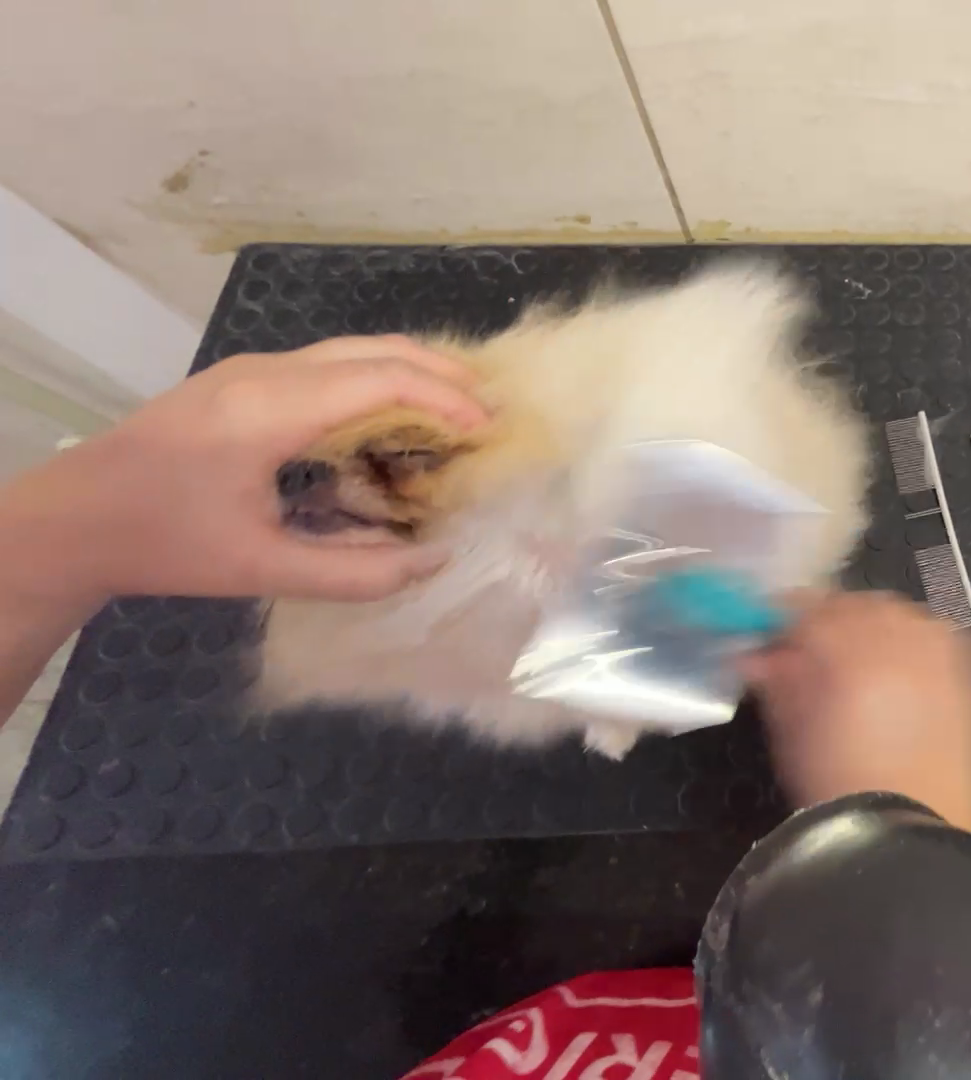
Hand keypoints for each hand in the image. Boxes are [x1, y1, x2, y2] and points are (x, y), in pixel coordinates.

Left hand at [0, 335, 487, 605]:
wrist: (60, 524)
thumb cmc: (161, 545)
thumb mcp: (262, 570)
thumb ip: (359, 573)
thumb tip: (439, 560)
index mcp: (266, 411)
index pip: (382, 379)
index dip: (447, 400)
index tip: (489, 433)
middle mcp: (262, 375)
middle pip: (376, 349)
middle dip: (445, 373)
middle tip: (492, 412)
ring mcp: (251, 371)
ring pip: (357, 349)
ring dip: (418, 371)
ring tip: (463, 408)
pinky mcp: (246, 381)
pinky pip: (335, 363)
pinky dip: (386, 378)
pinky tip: (405, 412)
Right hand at [741, 590, 970, 845]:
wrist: (919, 835)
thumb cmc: (848, 794)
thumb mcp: (794, 736)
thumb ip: (778, 682)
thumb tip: (760, 654)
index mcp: (846, 653)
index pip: (807, 606)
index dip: (785, 618)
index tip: (773, 635)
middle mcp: (897, 639)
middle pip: (855, 604)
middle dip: (831, 621)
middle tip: (813, 654)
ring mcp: (938, 649)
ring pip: (897, 612)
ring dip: (873, 629)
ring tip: (861, 669)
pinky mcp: (968, 666)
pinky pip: (934, 632)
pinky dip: (913, 642)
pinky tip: (902, 676)